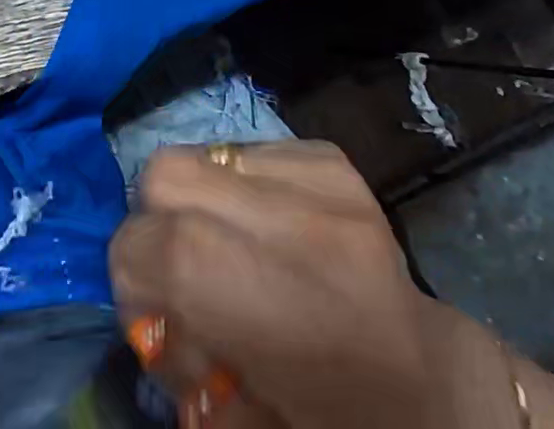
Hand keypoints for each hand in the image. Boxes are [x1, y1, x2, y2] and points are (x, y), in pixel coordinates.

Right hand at [110, 142, 553, 428]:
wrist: (422, 376)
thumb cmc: (329, 417)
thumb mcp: (234, 414)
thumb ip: (171, 345)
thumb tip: (142, 289)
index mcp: (285, 308)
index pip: (159, 243)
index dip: (132, 274)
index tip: (151, 308)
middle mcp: (305, 223)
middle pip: (169, 173)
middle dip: (152, 221)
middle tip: (178, 268)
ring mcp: (324, 178)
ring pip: (200, 153)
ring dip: (193, 199)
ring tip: (224, 244)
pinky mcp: (331, 157)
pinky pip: (242, 151)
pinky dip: (230, 186)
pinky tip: (260, 224)